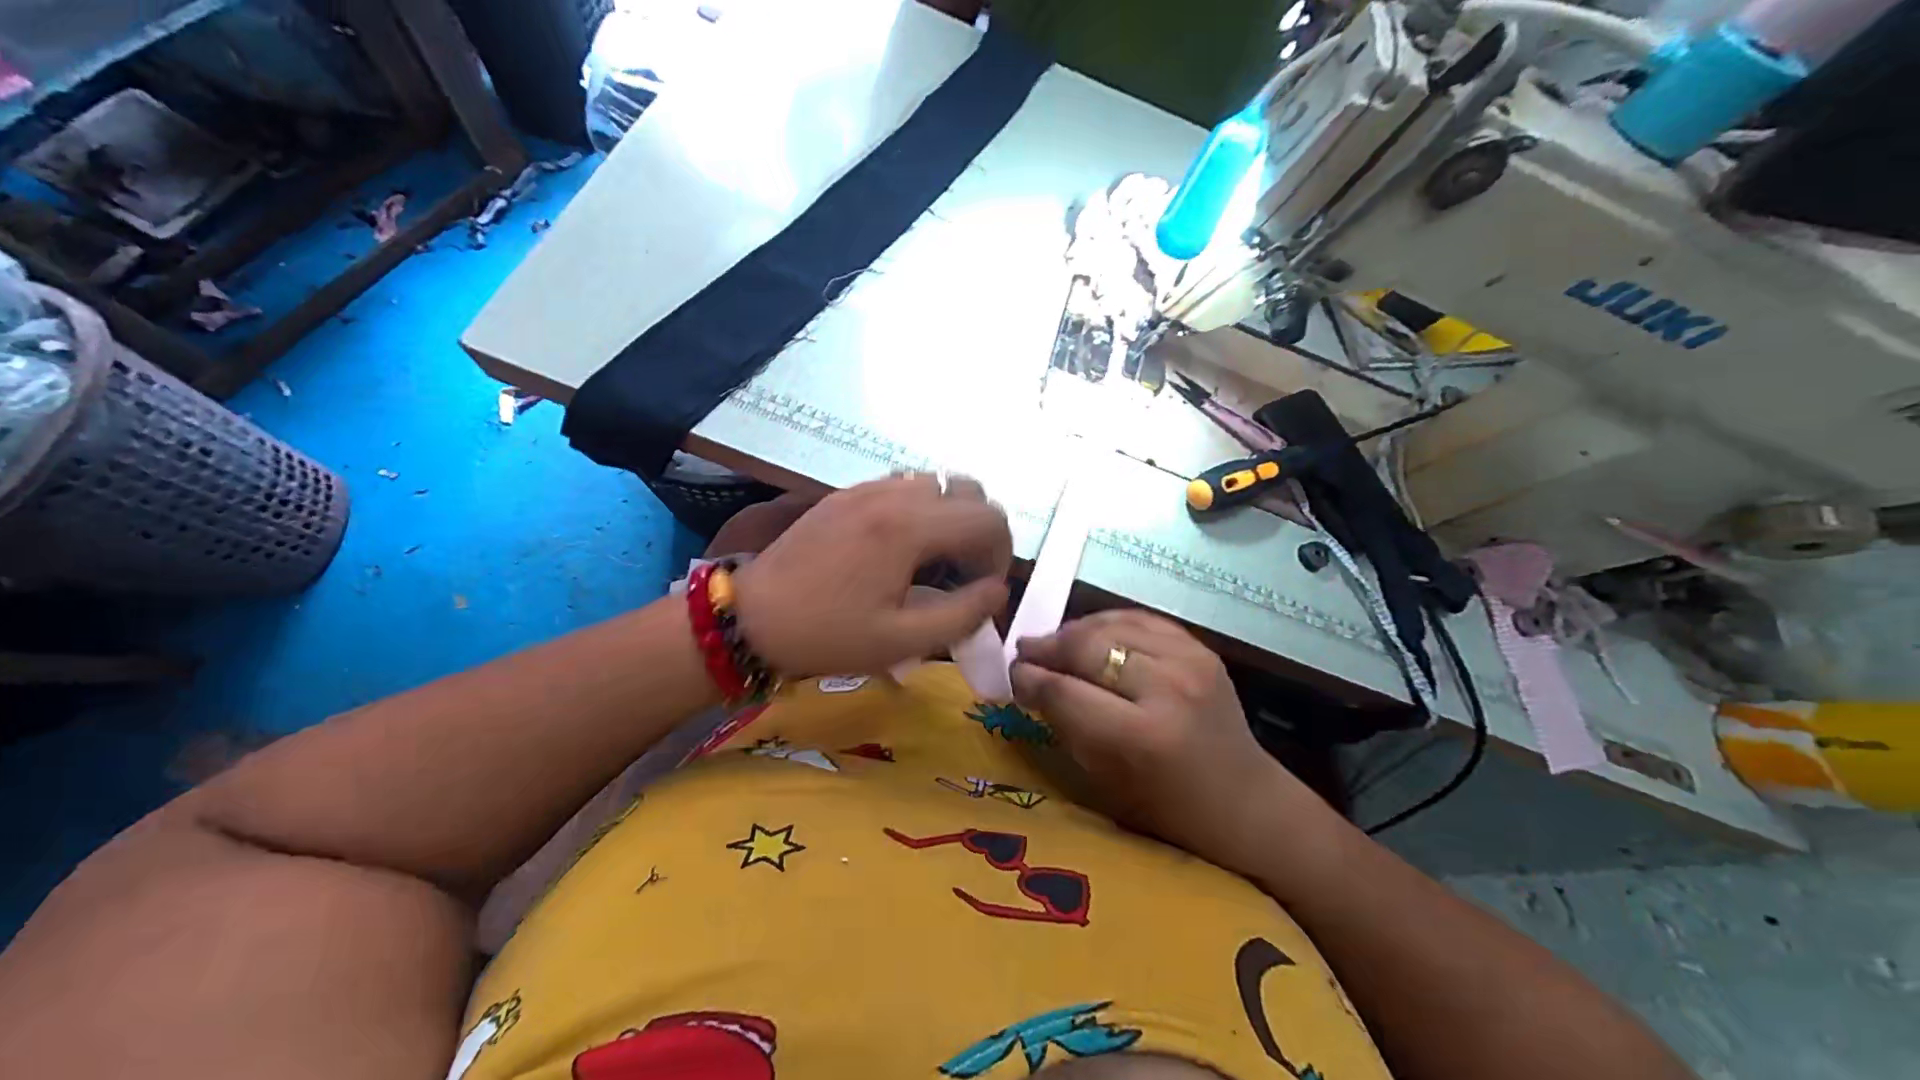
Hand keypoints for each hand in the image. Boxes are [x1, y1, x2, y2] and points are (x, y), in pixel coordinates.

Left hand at [730, 474, 1011, 676]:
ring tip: (932, 560)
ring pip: (936, 483)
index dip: (1000, 555)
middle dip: (980, 531)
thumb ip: (962, 614)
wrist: (749, 617)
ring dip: (951, 516)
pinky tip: (899, 548)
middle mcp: (893, 494)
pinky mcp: (846, 494)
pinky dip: (920, 509)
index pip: (989, 519)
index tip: (981, 590)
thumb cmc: (827, 634)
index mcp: (909, 527)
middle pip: (969, 491)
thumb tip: (996, 589)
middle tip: (962, 573)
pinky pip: (903, 486)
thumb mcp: (901, 640)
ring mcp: (866, 488)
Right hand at [1010, 611, 1309, 871]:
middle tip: (1025, 652)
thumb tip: (1030, 682)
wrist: (1246, 804)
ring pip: (1111, 626)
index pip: (1065, 691)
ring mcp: (1190, 661)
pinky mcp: (1201, 649)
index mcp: (1141, 736)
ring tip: (1053, 641)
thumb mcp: (1106, 782)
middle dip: (1047, 648)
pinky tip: (1091, 632)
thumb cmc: (1168, 811)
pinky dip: (1108, 622)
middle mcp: (1167, 689)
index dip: (1030, 679)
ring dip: (1074, 631)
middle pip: (1086, 648)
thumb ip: (1067, 726)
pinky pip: (1141, 619)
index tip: (1013, 675)